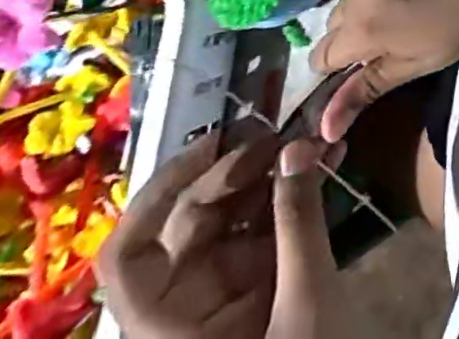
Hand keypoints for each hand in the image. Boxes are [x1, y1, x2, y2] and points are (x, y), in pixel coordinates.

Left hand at [97, 135, 351, 338]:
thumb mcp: (303, 305)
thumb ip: (299, 224)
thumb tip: (297, 148)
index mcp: (164, 323)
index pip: (129, 254)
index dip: (160, 194)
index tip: (215, 146)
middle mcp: (185, 298)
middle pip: (190, 221)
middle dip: (237, 171)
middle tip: (286, 137)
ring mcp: (225, 287)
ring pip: (235, 215)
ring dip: (276, 172)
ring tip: (316, 140)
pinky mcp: (262, 279)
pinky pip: (270, 223)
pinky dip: (296, 190)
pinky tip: (329, 160)